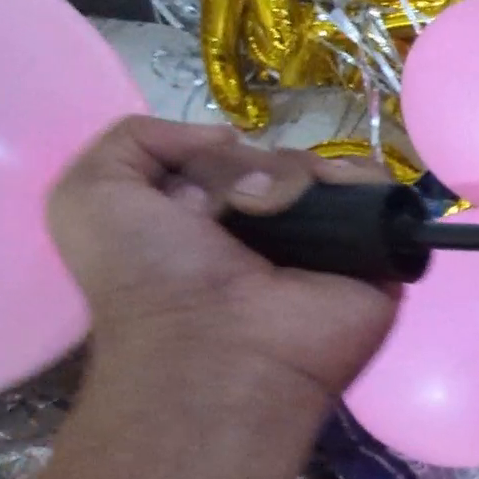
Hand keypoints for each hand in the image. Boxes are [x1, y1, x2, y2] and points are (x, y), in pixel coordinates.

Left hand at [47, 116, 401, 409]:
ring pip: (339, 171)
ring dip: (306, 175)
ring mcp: (336, 239)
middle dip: (262, 165)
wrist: (224, 344)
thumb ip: (136, 139)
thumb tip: (232, 133)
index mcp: (220, 219)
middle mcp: (282, 228)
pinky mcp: (382, 250)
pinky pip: (386, 195)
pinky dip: (362, 186)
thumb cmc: (152, 276)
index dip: (218, 157)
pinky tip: (333, 210)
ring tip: (283, 211)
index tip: (195, 192)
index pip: (240, 157)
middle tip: (241, 206)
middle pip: (292, 159)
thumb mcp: (93, 196)